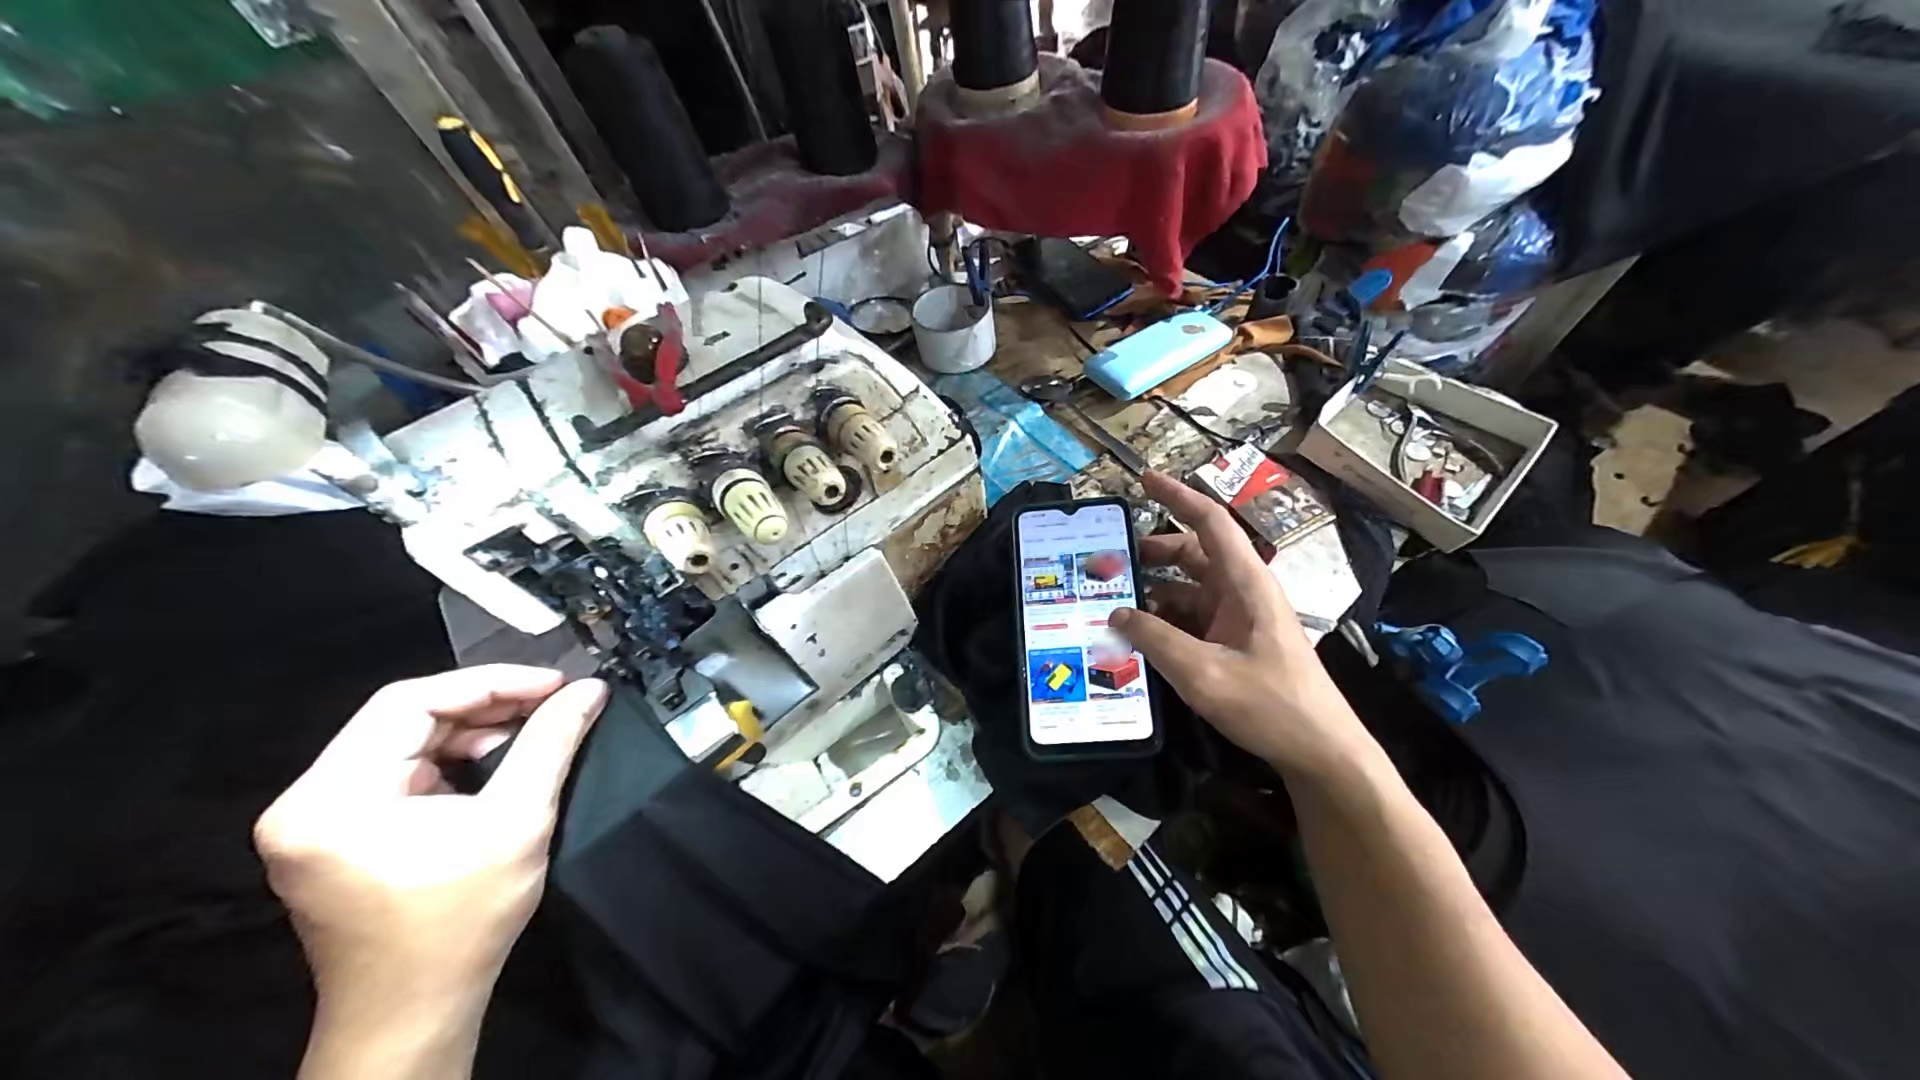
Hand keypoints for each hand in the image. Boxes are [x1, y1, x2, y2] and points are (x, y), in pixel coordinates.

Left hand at [254, 665, 606, 1054]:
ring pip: (407, 741)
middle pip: (406, 719)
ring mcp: (318, 821)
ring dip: (474, 731)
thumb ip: (553, 743)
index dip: (491, 683)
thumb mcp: (518, 819)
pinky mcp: (340, 836)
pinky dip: (454, 759)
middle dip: (487, 705)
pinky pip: (402, 771)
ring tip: (533, 732)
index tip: (556, 684)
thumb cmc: (461, 920)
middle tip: (552, 702)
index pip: (411, 701)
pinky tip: (498, 764)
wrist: (415, 1012)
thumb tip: (589, 690)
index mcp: (332, 796)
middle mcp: (308, 801)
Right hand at [1111, 471, 1374, 779]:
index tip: (1145, 478)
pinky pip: (1192, 619)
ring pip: (1189, 590)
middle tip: (1112, 560)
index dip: (1178, 497)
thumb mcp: (1202, 671)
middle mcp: (1242, 593)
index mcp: (1246, 584)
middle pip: (1194, 555)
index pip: (1211, 524)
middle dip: (1153, 552)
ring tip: (1116, 603)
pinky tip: (1139, 638)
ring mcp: (1239, 619)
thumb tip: (1117, 613)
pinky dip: (1164, 622)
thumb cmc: (1270, 704)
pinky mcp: (1235, 643)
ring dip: (1154, 593)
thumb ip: (1154, 639)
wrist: (1320, 751)